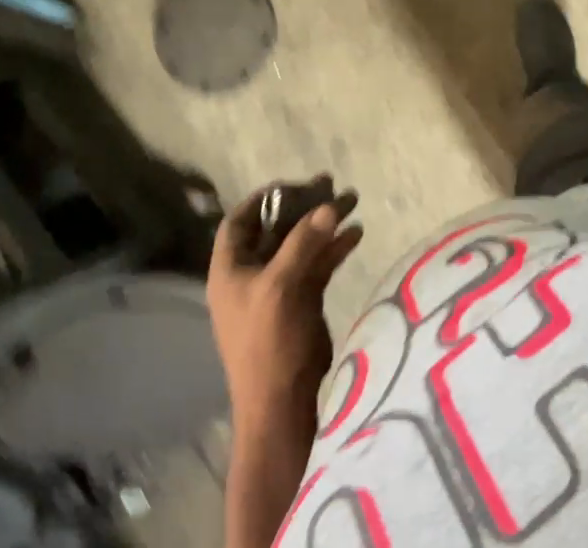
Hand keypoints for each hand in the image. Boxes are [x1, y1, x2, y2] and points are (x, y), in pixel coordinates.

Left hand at [207, 177, 362, 428]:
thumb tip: (327, 206)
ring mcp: (278, 288)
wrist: (282, 402)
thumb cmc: (268, 342)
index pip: (239, 221)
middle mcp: (251, 274)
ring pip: (301, 245)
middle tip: (332, 184)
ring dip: (324, 224)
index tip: (293, 184)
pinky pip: (317, 265)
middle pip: (275, 229)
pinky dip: (334, 248)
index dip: (263, 199)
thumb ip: (303, 244)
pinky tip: (357, 233)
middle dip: (303, 206)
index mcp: (230, 269)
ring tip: (353, 200)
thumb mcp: (280, 287)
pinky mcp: (301, 302)